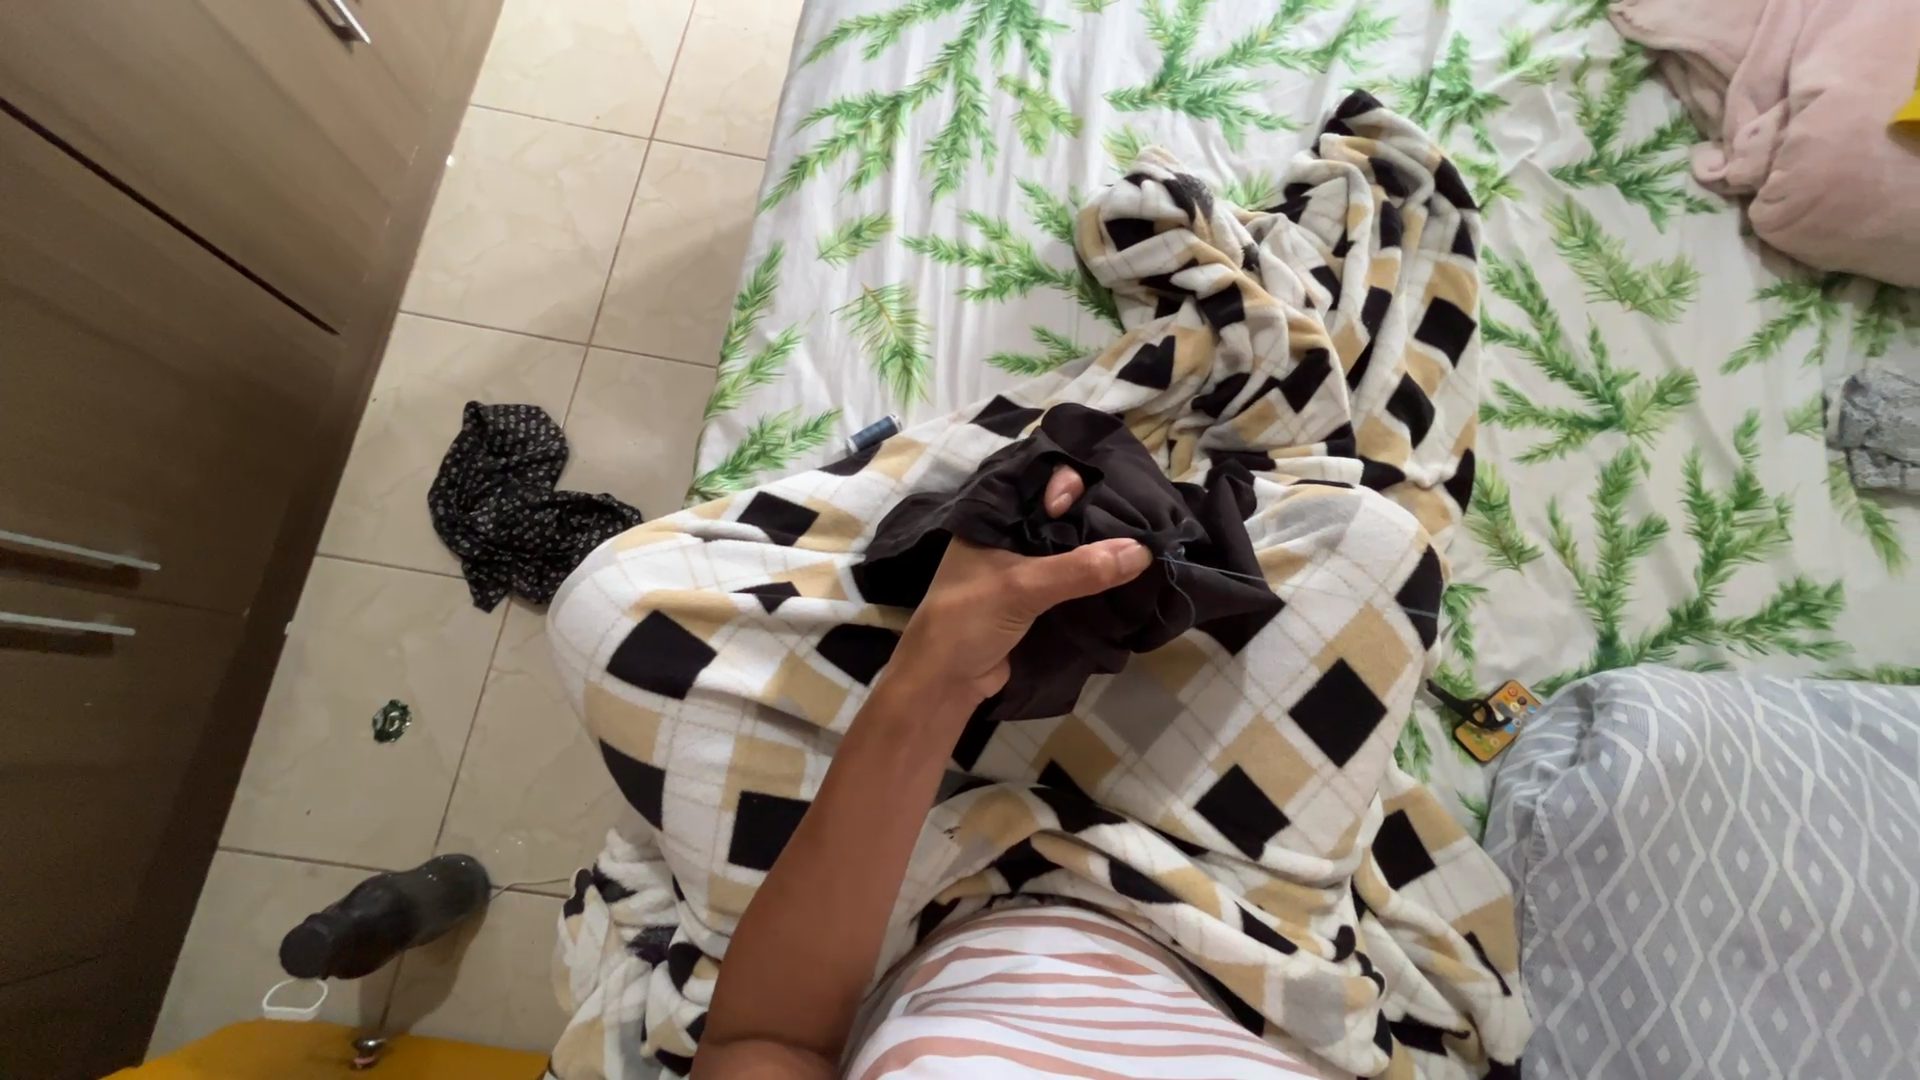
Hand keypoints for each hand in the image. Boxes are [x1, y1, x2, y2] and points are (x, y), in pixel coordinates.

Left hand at [884, 465, 1151, 708]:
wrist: (943, 684)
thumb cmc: (968, 621)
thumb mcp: (1022, 587)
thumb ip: (1079, 569)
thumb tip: (1143, 550)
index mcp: (991, 519)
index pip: (1036, 485)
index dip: (1070, 485)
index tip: (1106, 496)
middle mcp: (1006, 538)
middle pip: (1059, 518)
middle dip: (1095, 517)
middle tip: (1141, 516)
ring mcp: (1020, 571)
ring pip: (1067, 551)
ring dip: (1098, 551)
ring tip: (1144, 542)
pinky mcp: (1033, 601)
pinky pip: (1070, 581)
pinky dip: (1094, 580)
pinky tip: (1127, 575)